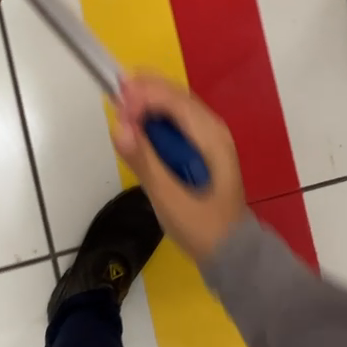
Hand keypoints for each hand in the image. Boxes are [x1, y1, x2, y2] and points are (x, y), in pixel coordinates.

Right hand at [111, 73, 245, 262]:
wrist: (232, 254)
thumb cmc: (203, 228)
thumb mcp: (169, 198)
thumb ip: (144, 161)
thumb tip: (118, 126)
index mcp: (211, 137)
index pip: (173, 100)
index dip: (143, 96)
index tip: (117, 108)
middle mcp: (212, 128)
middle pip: (174, 95)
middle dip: (143, 91)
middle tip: (113, 99)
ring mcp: (207, 136)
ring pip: (173, 104)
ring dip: (147, 101)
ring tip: (120, 106)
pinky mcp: (199, 147)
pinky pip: (174, 119)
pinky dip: (153, 116)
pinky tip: (137, 123)